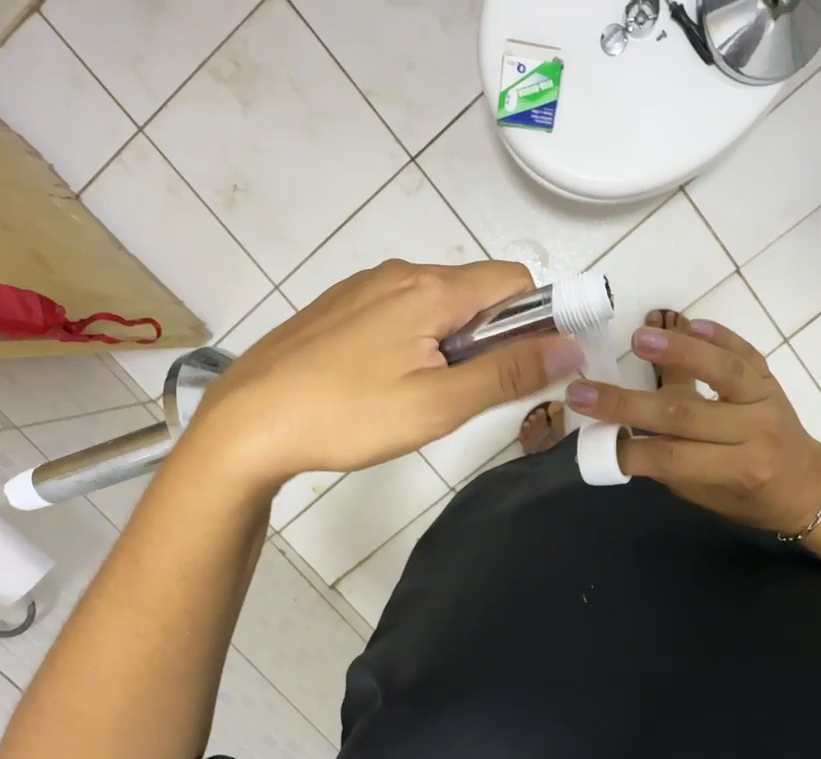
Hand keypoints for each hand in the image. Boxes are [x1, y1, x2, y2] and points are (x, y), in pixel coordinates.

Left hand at [180, 259, 585, 490]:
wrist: (248, 423)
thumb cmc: (347, 415)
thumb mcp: (439, 404)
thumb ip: (508, 374)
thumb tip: (572, 348)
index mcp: (429, 288)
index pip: (515, 282)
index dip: (535, 322)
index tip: (523, 371)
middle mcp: (398, 273)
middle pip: (475, 292)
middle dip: (490, 339)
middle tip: (464, 396)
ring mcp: (363, 288)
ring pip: (436, 306)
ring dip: (451, 345)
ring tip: (421, 397)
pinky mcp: (338, 308)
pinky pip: (399, 314)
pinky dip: (414, 343)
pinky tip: (384, 386)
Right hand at [563, 318, 820, 533]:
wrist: (808, 484)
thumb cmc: (749, 498)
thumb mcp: (707, 494)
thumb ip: (670, 466)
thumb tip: (618, 436)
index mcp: (737, 470)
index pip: (672, 458)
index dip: (629, 450)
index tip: (590, 439)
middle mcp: (754, 432)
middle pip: (684, 412)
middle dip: (627, 402)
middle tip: (583, 391)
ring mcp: (765, 399)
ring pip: (720, 370)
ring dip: (677, 352)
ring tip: (639, 339)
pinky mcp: (770, 377)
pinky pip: (743, 351)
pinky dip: (717, 335)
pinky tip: (689, 323)